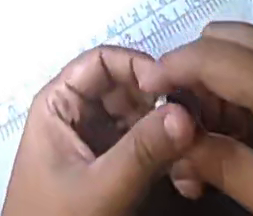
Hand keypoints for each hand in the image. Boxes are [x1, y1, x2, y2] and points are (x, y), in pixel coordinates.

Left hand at [2, 46, 198, 215]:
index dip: (137, 66)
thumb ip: (142, 150)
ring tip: (191, 148)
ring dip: (164, 128)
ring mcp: (91, 140)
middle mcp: (75, 113)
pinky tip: (183, 172)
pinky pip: (139, 143)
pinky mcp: (106, 167)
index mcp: (58, 104)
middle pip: (125, 86)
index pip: (103, 61)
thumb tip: (187, 111)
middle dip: (158, 101)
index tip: (171, 88)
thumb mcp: (99, 191)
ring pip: (137, 114)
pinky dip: (160, 152)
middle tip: (193, 120)